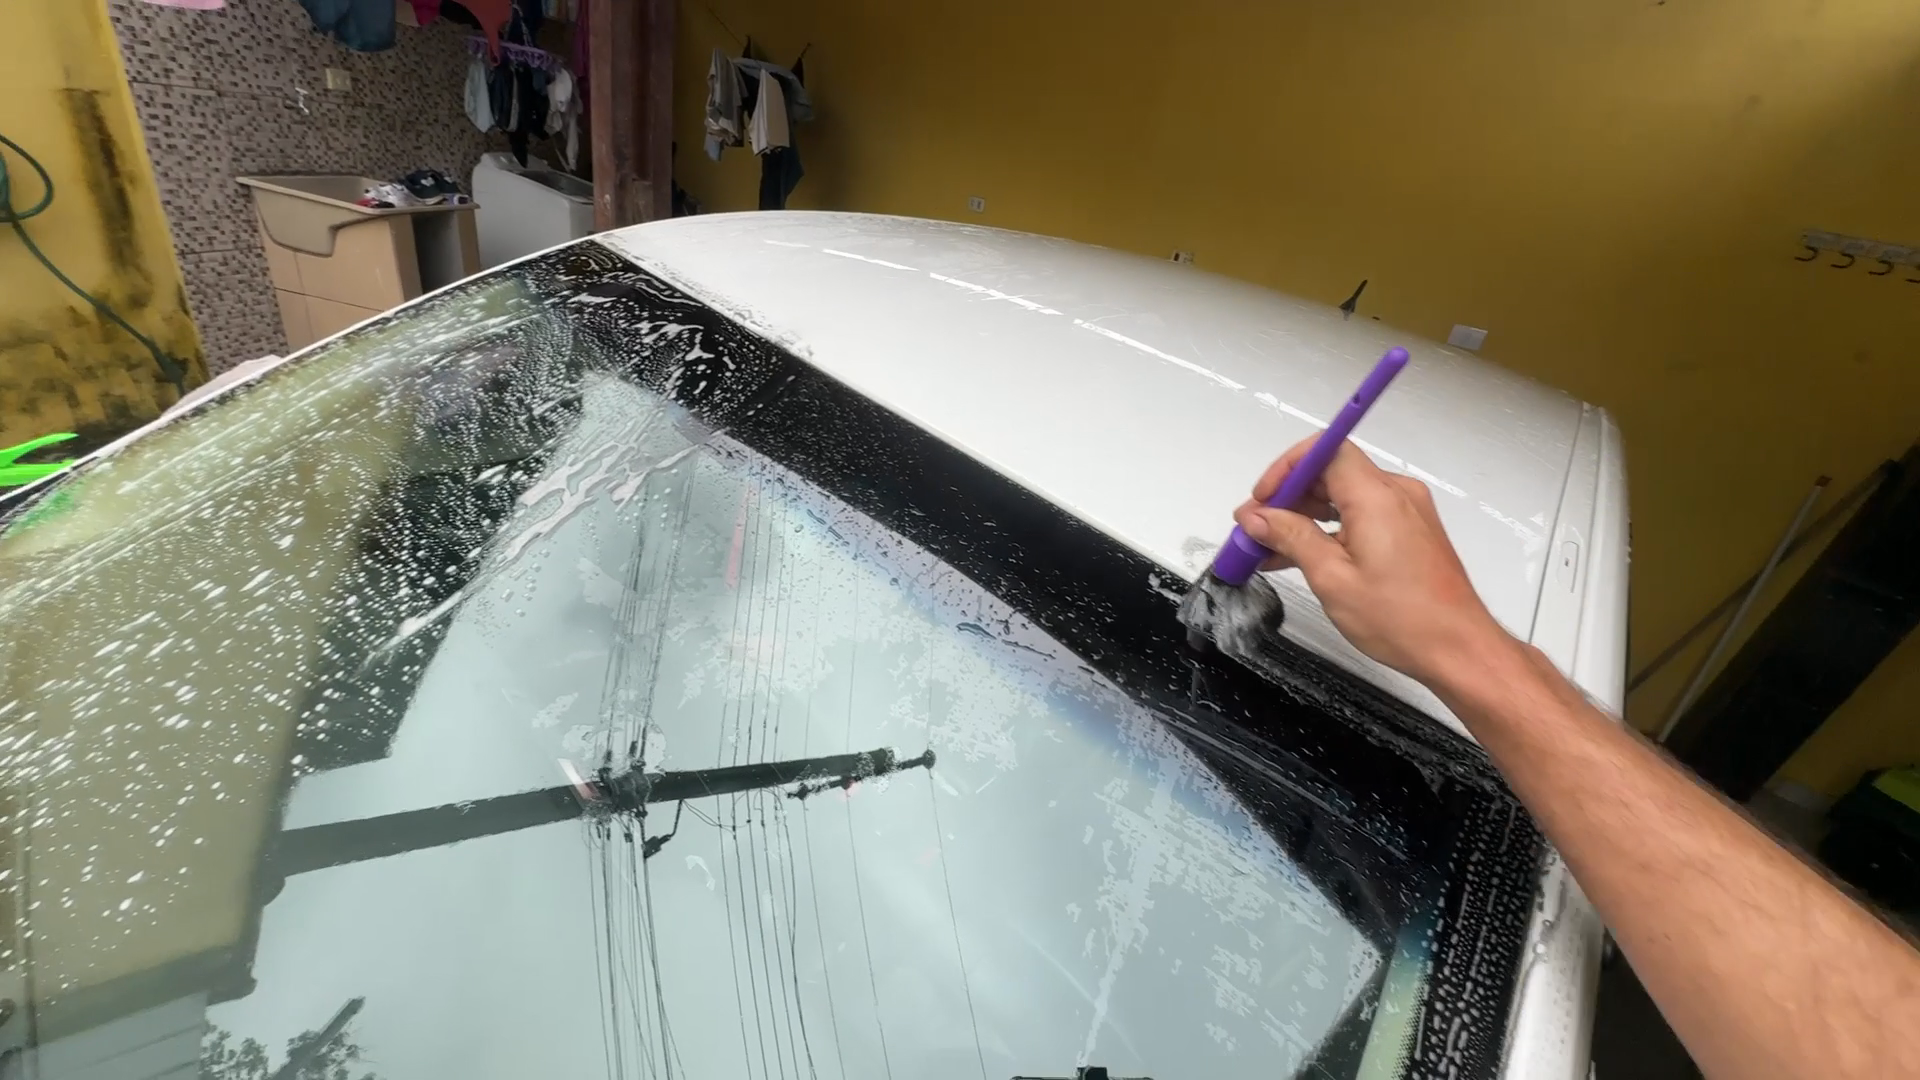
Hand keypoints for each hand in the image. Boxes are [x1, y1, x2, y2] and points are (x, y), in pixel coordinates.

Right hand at [1233, 437, 1513, 686]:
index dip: (1286, 468)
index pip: (1326, 451)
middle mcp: (1395, 495)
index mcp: (1377, 498)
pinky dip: (1325, 529)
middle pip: (1330, 472)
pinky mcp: (1406, 531)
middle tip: (1253, 529)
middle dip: (1286, 497)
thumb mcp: (1331, 577)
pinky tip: (1296, 555)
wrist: (1459, 650)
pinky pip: (1357, 515)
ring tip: (1267, 548)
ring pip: (1340, 496)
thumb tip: (1255, 517)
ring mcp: (1403, 512)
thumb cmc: (1400, 618)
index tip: (1262, 499)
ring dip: (1301, 516)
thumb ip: (1290, 537)